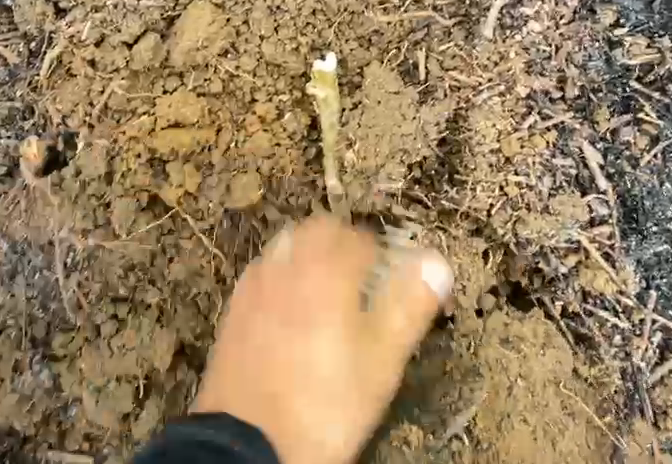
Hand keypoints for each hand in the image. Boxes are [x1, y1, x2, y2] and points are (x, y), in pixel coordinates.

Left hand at [192, 216, 453, 463]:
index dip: (379, 252)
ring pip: (287, 245)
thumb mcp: (381, 360)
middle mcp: (288, 264)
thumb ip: (408, 305)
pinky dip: (280, 275)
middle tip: (360, 274)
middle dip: (342, 243)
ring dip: (308, 253)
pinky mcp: (234, 308)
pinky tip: (288, 307)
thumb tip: (437, 262)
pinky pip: (261, 272)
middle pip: (318, 230)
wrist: (252, 443)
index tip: (389, 273)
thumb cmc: (327, 402)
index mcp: (328, 269)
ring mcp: (256, 284)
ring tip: (325, 287)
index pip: (359, 237)